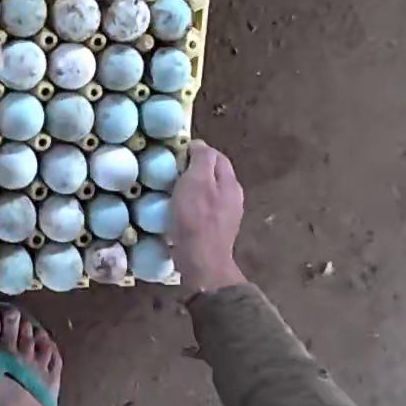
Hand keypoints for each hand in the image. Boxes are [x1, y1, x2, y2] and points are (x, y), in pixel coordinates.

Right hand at [169, 140, 247, 292]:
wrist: (201, 260)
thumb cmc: (196, 217)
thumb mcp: (197, 180)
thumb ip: (201, 159)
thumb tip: (200, 145)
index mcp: (230, 183)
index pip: (217, 156)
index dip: (198, 150)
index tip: (176, 154)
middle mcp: (233, 197)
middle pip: (214, 174)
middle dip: (195, 169)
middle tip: (172, 171)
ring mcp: (227, 215)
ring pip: (209, 191)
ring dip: (192, 187)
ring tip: (173, 190)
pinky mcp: (216, 230)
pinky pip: (204, 208)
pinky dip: (192, 204)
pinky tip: (179, 210)